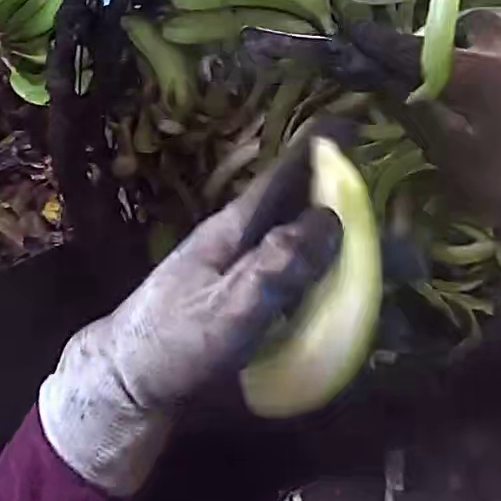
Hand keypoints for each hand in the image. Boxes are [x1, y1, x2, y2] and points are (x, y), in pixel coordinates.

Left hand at [37, 128, 345, 494]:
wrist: (129, 379)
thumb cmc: (172, 342)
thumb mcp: (225, 310)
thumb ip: (274, 269)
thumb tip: (330, 218)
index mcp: (234, 226)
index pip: (281, 175)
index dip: (315, 146)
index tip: (352, 121)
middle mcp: (239, 235)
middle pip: (290, 196)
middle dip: (329, 178)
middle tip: (371, 169)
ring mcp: (238, 262)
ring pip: (289, 226)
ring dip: (324, 215)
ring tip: (365, 215)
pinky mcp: (240, 290)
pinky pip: (286, 260)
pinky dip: (314, 255)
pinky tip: (333, 267)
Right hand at [343, 13, 500, 234]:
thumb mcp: (457, 159)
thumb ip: (424, 117)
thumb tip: (397, 88)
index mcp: (469, 70)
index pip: (410, 50)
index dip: (379, 42)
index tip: (357, 31)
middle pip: (467, 24)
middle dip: (457, 41)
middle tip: (459, 69)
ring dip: (499, 38)